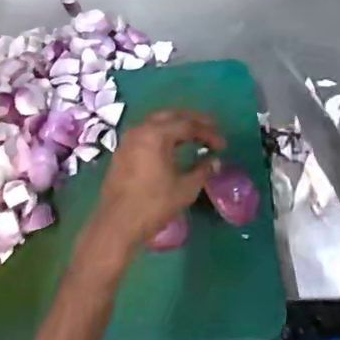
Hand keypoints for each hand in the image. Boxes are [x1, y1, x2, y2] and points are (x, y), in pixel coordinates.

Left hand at [91, 108, 224, 252]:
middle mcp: (141, 129)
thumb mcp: (185, 189)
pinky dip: (163, 133)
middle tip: (211, 129)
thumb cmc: (153, 205)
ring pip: (157, 121)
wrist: (116, 224)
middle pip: (172, 116)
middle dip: (193, 121)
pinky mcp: (122, 150)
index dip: (209, 133)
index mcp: (156, 134)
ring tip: (194, 135)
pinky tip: (172, 145)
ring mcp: (129, 139)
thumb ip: (202, 170)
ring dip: (177, 125)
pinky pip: (147, 132)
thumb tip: (215, 161)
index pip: (189, 125)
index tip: (222, 146)